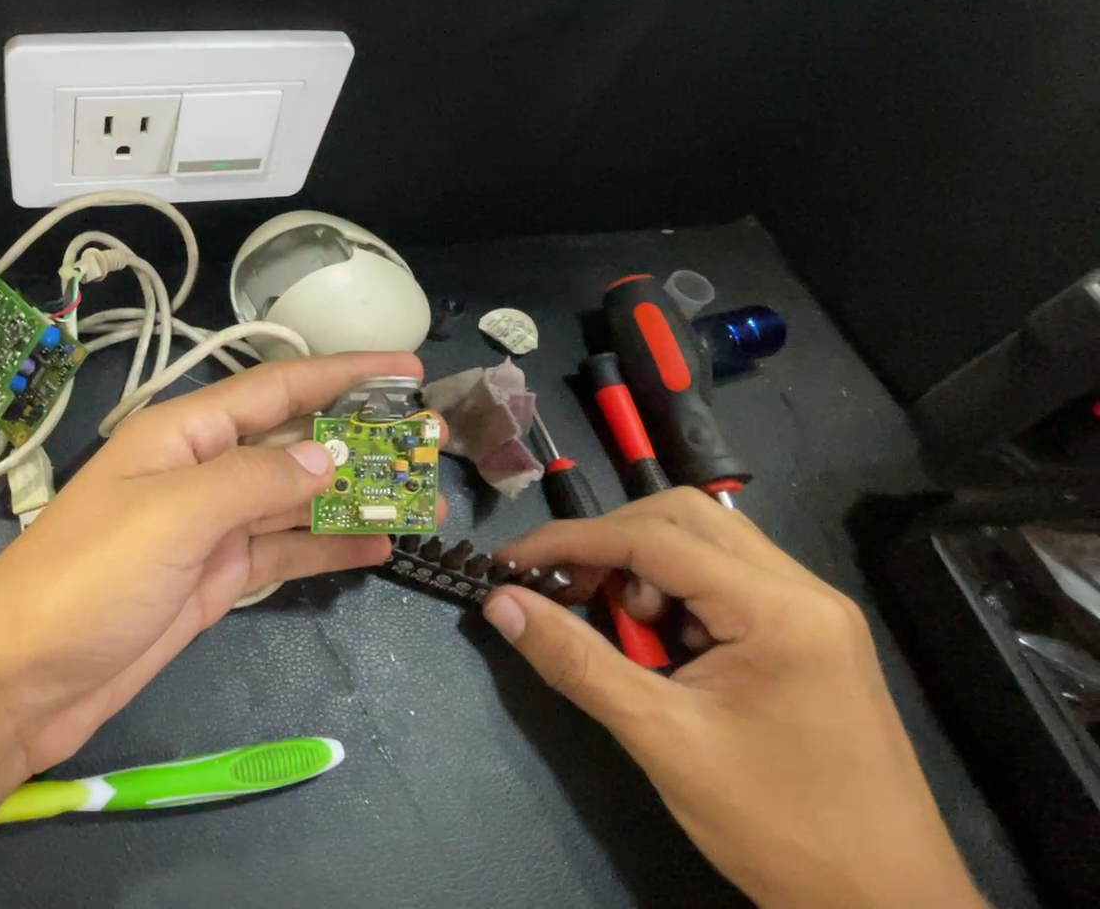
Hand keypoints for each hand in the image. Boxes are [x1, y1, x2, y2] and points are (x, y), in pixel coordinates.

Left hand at [0, 352, 429, 775]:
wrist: (24, 677)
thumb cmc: (89, 577)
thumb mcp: (172, 515)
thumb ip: (255, 480)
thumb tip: (328, 456)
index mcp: (180, 434)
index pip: (274, 389)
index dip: (342, 375)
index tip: (408, 370)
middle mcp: (196, 471)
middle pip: (290, 443)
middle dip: (360, 440)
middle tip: (434, 445)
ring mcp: (206, 529)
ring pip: (294, 500)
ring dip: (355, 498)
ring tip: (426, 501)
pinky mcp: (212, 580)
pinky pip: (281, 553)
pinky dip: (327, 548)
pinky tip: (378, 546)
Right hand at [482, 489, 983, 908]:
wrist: (888, 908)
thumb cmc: (777, 825)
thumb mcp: (661, 738)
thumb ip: (576, 661)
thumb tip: (499, 602)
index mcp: (779, 610)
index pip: (652, 538)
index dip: (569, 541)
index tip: (507, 562)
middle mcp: (801, 591)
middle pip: (682, 518)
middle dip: (607, 540)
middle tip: (562, 587)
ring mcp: (808, 612)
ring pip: (702, 542)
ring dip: (638, 563)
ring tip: (610, 620)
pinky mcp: (803, 637)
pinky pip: (720, 579)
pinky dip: (669, 589)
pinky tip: (655, 641)